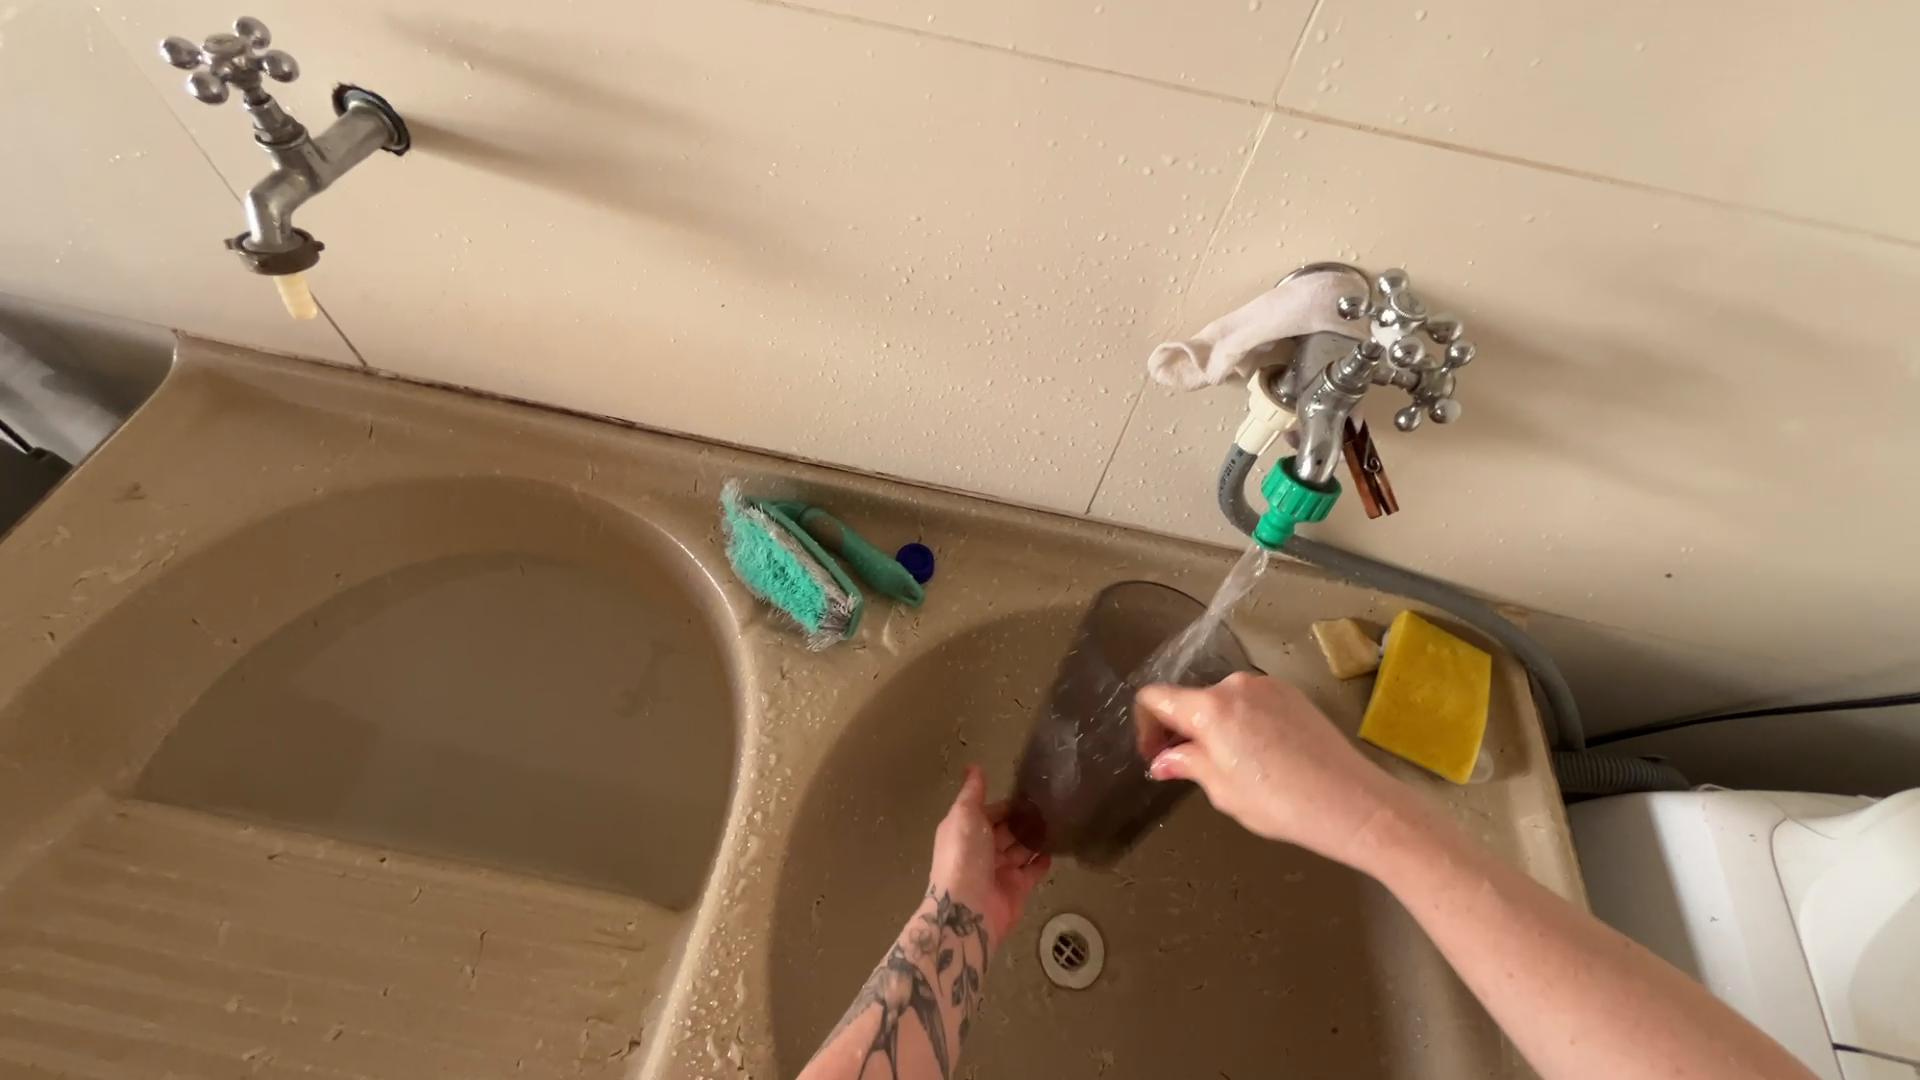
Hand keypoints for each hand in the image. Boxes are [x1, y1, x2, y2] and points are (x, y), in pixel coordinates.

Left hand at [928, 766, 1050, 947]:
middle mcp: (981, 850)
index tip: (1029, 793)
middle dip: (1022, 820)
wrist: (968, 910)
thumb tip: (973, 767)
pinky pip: (1032, 872)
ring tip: (1056, 823)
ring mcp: (1000, 871)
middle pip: (1006, 831)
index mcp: (965, 832)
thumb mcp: (964, 815)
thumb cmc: (964, 855)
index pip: (989, 812)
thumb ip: (973, 792)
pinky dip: (1041, 861)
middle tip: (1049, 807)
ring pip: (1020, 849)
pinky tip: (1053, 849)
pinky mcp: (1017, 889)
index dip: (1006, 805)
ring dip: (1034, 838)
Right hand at [1138, 673, 1414, 869]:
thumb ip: (1187, 765)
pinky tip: (1261, 756)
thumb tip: (1163, 760)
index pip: (1155, 698)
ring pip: (1222, 702)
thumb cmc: (1283, 803)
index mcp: (1210, 708)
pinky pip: (1251, 702)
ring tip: (1232, 765)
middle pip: (1190, 699)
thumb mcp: (1224, 791)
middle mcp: (1235, 686)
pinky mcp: (1292, 694)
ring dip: (1214, 727)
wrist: (1356, 804)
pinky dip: (1243, 723)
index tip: (1156, 755)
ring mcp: (1267, 686)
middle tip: (1189, 766)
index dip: (1146, 726)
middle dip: (1182, 729)